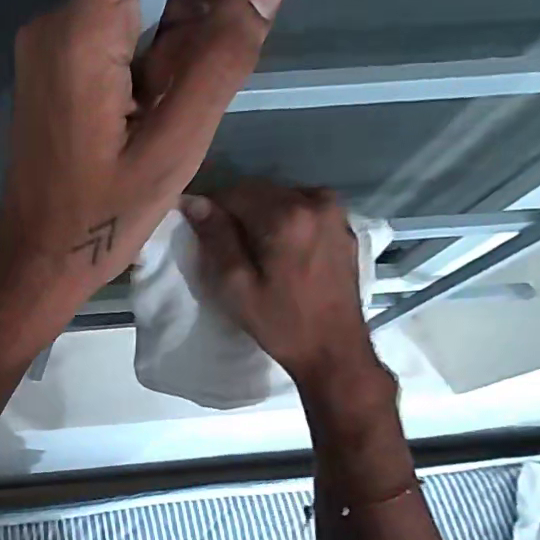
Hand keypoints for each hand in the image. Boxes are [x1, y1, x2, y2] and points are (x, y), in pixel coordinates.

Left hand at [0, 0, 293, 357]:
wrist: (37, 259)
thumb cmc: (103, 216)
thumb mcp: (177, 144)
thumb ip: (223, 57)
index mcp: (83, 32)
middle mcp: (55, 23)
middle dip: (189, 1)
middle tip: (205, 75)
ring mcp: (47, 47)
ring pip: (130, 3)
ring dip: (170, 43)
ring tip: (173, 111)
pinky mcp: (51, 69)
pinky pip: (110, 36)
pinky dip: (144, 62)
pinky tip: (152, 114)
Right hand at [184, 179, 392, 397]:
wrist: (334, 350)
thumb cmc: (280, 322)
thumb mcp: (235, 285)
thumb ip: (215, 238)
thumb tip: (195, 202)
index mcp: (287, 215)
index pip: (235, 191)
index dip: (211, 207)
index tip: (202, 231)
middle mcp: (315, 202)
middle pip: (260, 190)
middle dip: (237, 210)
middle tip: (224, 244)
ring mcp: (335, 212)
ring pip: (281, 196)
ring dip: (261, 213)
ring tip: (252, 248)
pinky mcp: (344, 227)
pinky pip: (304, 208)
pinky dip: (285, 219)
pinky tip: (280, 249)